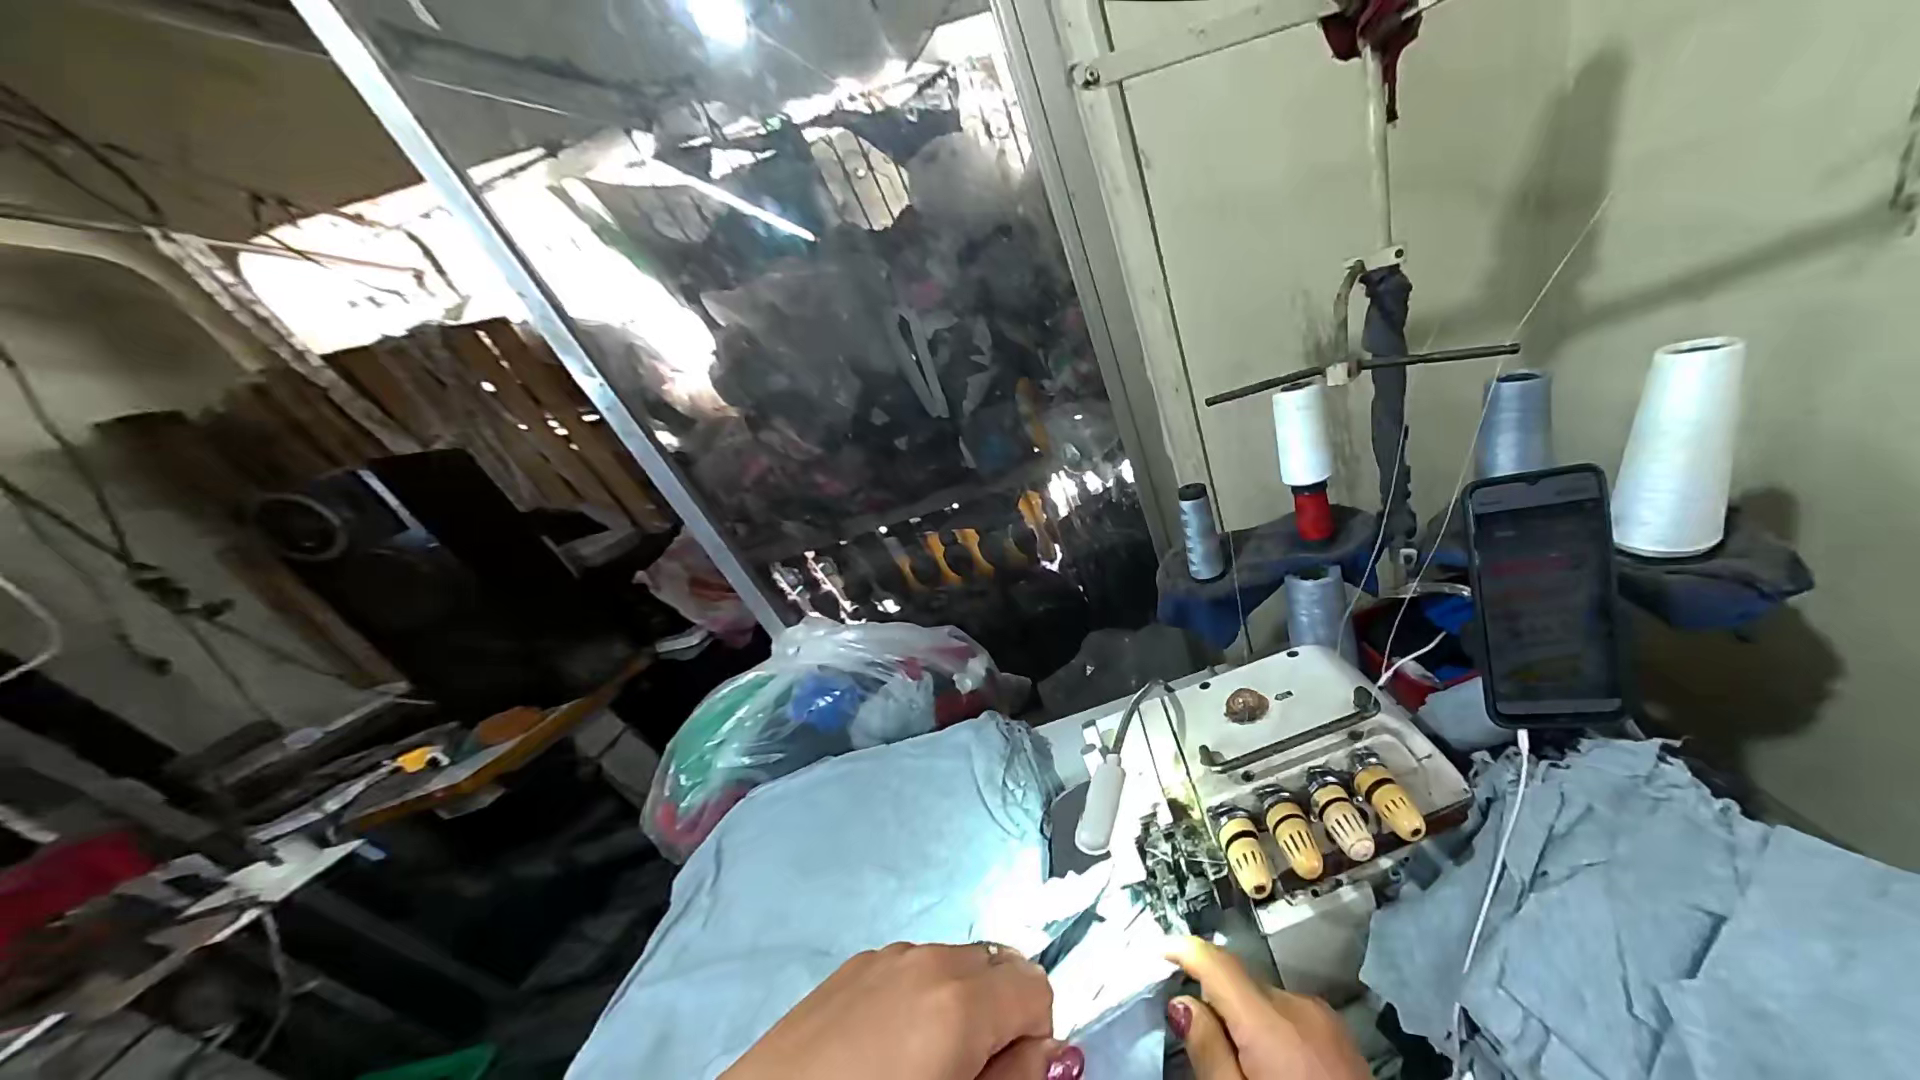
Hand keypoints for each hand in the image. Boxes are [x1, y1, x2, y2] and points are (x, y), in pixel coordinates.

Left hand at [722, 942, 1085, 1079]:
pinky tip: (886, 1045)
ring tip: (922, 1060)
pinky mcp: (853, 963)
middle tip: (967, 1071)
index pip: (1037, 985)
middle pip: (998, 965)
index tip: (1005, 1074)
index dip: (1033, 1037)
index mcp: (959, 999)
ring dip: (960, 1001)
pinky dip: (921, 993)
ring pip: (956, 961)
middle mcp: (927, 959)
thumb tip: (1056, 1054)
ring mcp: (886, 955)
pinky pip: (914, 965)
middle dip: (999, 1013)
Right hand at [1164, 936, 1369, 1079]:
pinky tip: (1274, 1070)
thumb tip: (1182, 1004)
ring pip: (1263, 1000)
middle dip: (1213, 1001)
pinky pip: (1289, 1016)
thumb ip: (1208, 1053)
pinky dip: (1270, 1030)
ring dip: (1243, 1019)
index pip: (1216, 961)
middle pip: (1238, 983)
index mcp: (1271, 1022)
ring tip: (1242, 1066)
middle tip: (1197, 1040)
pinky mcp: (1342, 1037)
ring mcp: (1325, 1020)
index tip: (1157, 952)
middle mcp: (1299, 1006)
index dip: (1181, 949)